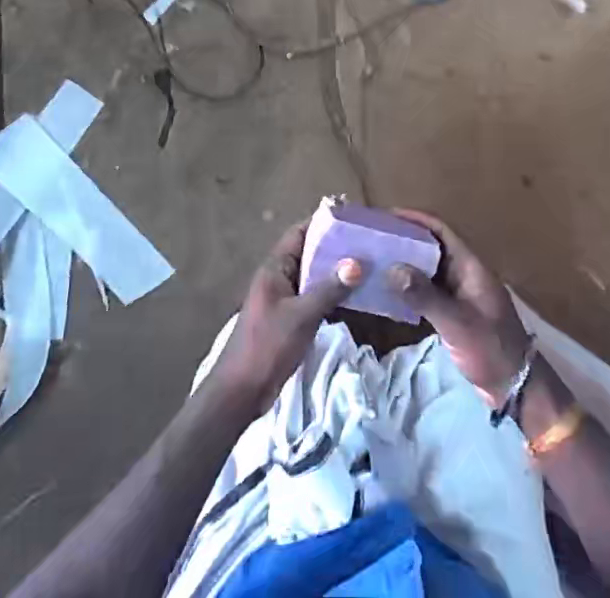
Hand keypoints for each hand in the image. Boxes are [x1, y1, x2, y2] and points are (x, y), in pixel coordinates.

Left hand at [212, 222, 361, 411]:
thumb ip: (329, 289)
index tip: (351, 216)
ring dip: (336, 270)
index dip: (322, 222)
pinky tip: (356, 295)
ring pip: (314, 276)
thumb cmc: (267, 346)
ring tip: (368, 263)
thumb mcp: (302, 315)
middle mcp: (279, 279)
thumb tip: (357, 262)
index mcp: (274, 269)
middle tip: (368, 240)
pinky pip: (315, 297)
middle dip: (335, 245)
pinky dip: (334, 292)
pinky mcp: (291, 320)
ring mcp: (284, 300)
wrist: (241, 392)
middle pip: (308, 252)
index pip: (298, 234)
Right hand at [386, 209, 531, 399]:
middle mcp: (464, 274)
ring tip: (373, 260)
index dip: (415, 219)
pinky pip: (426, 291)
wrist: (514, 386)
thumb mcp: (457, 322)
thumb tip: (392, 268)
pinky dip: (408, 287)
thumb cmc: (491, 349)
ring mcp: (458, 294)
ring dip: (404, 263)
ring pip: (427, 269)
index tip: (386, 216)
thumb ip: (425, 296)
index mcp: (471, 266)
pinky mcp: (452, 313)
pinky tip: (386, 292)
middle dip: (404, 239)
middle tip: (372, 238)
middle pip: (432, 247)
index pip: (441, 231)